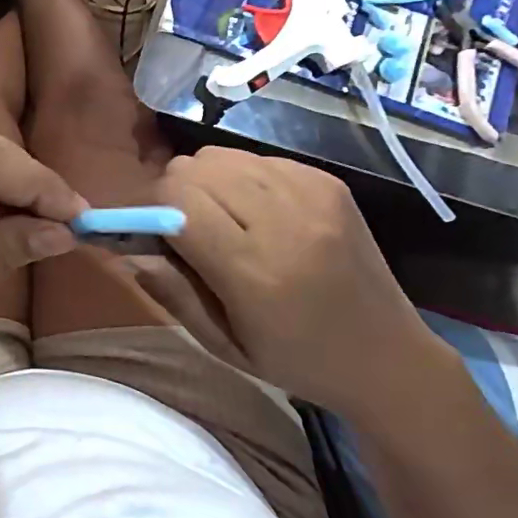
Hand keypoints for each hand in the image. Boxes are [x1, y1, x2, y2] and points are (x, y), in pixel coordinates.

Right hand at [158, 147, 444, 413]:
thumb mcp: (225, 346)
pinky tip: (261, 213)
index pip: (177, 200)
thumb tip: (129, 248)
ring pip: (224, 155)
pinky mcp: (330, 181)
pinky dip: (245, 178)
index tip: (157, 235)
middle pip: (195, 167)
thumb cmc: (298, 362)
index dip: (152, 210)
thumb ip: (173, 292)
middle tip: (188, 228)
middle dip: (176, 193)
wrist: (388, 356)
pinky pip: (260, 158)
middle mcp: (284, 220)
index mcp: (254, 271)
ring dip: (209, 181)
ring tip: (226, 219)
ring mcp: (313, 194)